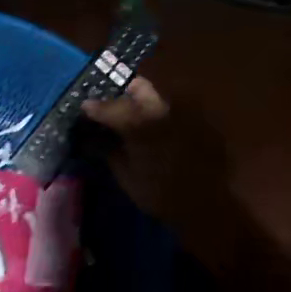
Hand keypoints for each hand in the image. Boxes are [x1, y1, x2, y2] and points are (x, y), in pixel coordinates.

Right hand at [82, 77, 213, 219]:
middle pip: (138, 86)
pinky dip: (156, 115)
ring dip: (140, 102)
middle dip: (122, 92)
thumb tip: (93, 137)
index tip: (85, 109)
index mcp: (140, 123)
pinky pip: (170, 110)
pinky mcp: (195, 121)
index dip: (95, 107)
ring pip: (156, 96)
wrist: (205, 204)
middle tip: (110, 107)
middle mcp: (160, 110)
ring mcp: (180, 113)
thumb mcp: (126, 175)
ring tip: (129, 117)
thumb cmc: (159, 193)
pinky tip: (151, 129)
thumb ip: (108, 150)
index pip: (111, 106)